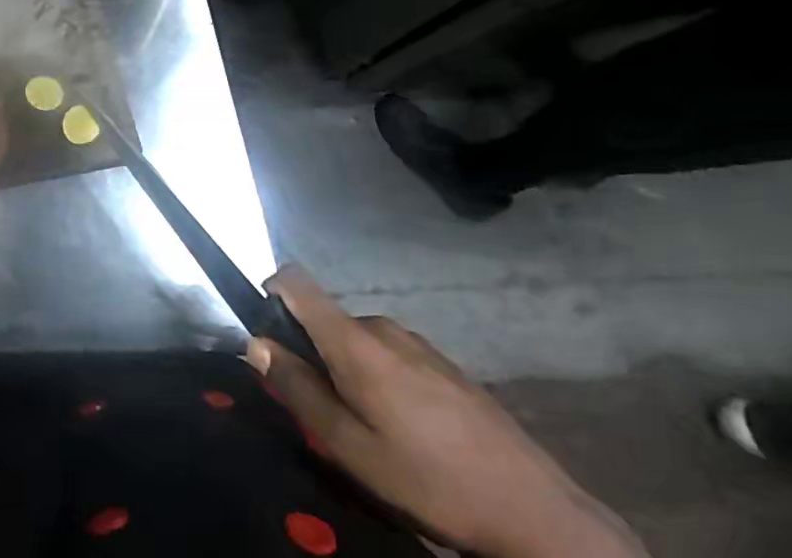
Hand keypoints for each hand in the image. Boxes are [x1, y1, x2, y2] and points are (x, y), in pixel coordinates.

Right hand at [248, 267, 646, 557]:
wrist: (534, 511)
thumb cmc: (428, 479)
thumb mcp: (349, 446)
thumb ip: (298, 390)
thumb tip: (257, 344)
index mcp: (355, 341)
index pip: (297, 280)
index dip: (271, 292)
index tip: (267, 334)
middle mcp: (384, 327)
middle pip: (326, 318)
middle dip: (310, 351)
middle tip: (322, 410)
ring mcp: (419, 343)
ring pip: (358, 340)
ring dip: (346, 368)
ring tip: (366, 426)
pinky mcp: (444, 363)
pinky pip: (390, 353)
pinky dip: (378, 377)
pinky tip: (404, 428)